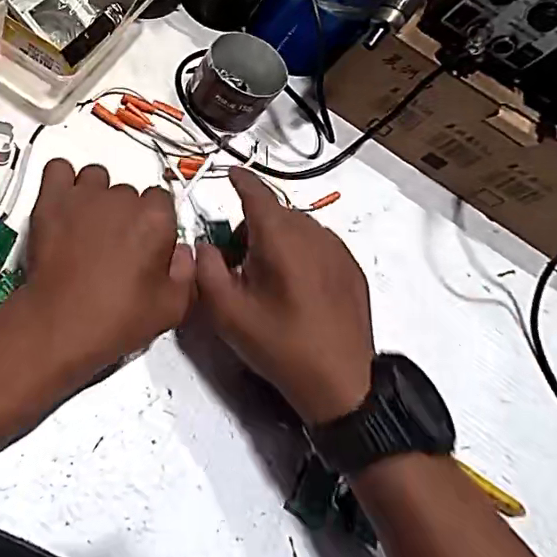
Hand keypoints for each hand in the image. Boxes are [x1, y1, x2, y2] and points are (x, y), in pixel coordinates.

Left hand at [19, 160, 195, 376]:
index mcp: (155, 218)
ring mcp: (84, 196)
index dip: (154, 225)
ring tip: (88, 226)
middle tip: (115, 247)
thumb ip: (187, 273)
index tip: (146, 246)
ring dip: (95, 195)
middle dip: (125, 214)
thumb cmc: (113, 318)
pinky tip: (65, 202)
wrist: (60, 324)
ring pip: (96, 178)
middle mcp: (121, 199)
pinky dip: (62, 181)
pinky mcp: (51, 201)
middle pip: (129, 192)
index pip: (162, 201)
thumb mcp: (171, 308)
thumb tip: (184, 255)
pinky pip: (58, 169)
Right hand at [195, 169, 373, 423]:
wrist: (341, 382)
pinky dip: (300, 255)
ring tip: (266, 282)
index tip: (229, 174)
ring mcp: (337, 250)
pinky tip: (295, 291)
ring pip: (297, 229)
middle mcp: (313, 234)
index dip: (239, 180)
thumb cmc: (281, 346)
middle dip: (250, 228)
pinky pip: (318, 246)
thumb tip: (204, 246)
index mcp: (281, 238)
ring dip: (276, 241)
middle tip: (236, 264)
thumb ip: (205, 268)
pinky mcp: (352, 268)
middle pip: (274, 213)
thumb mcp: (226, 311)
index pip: (256, 193)